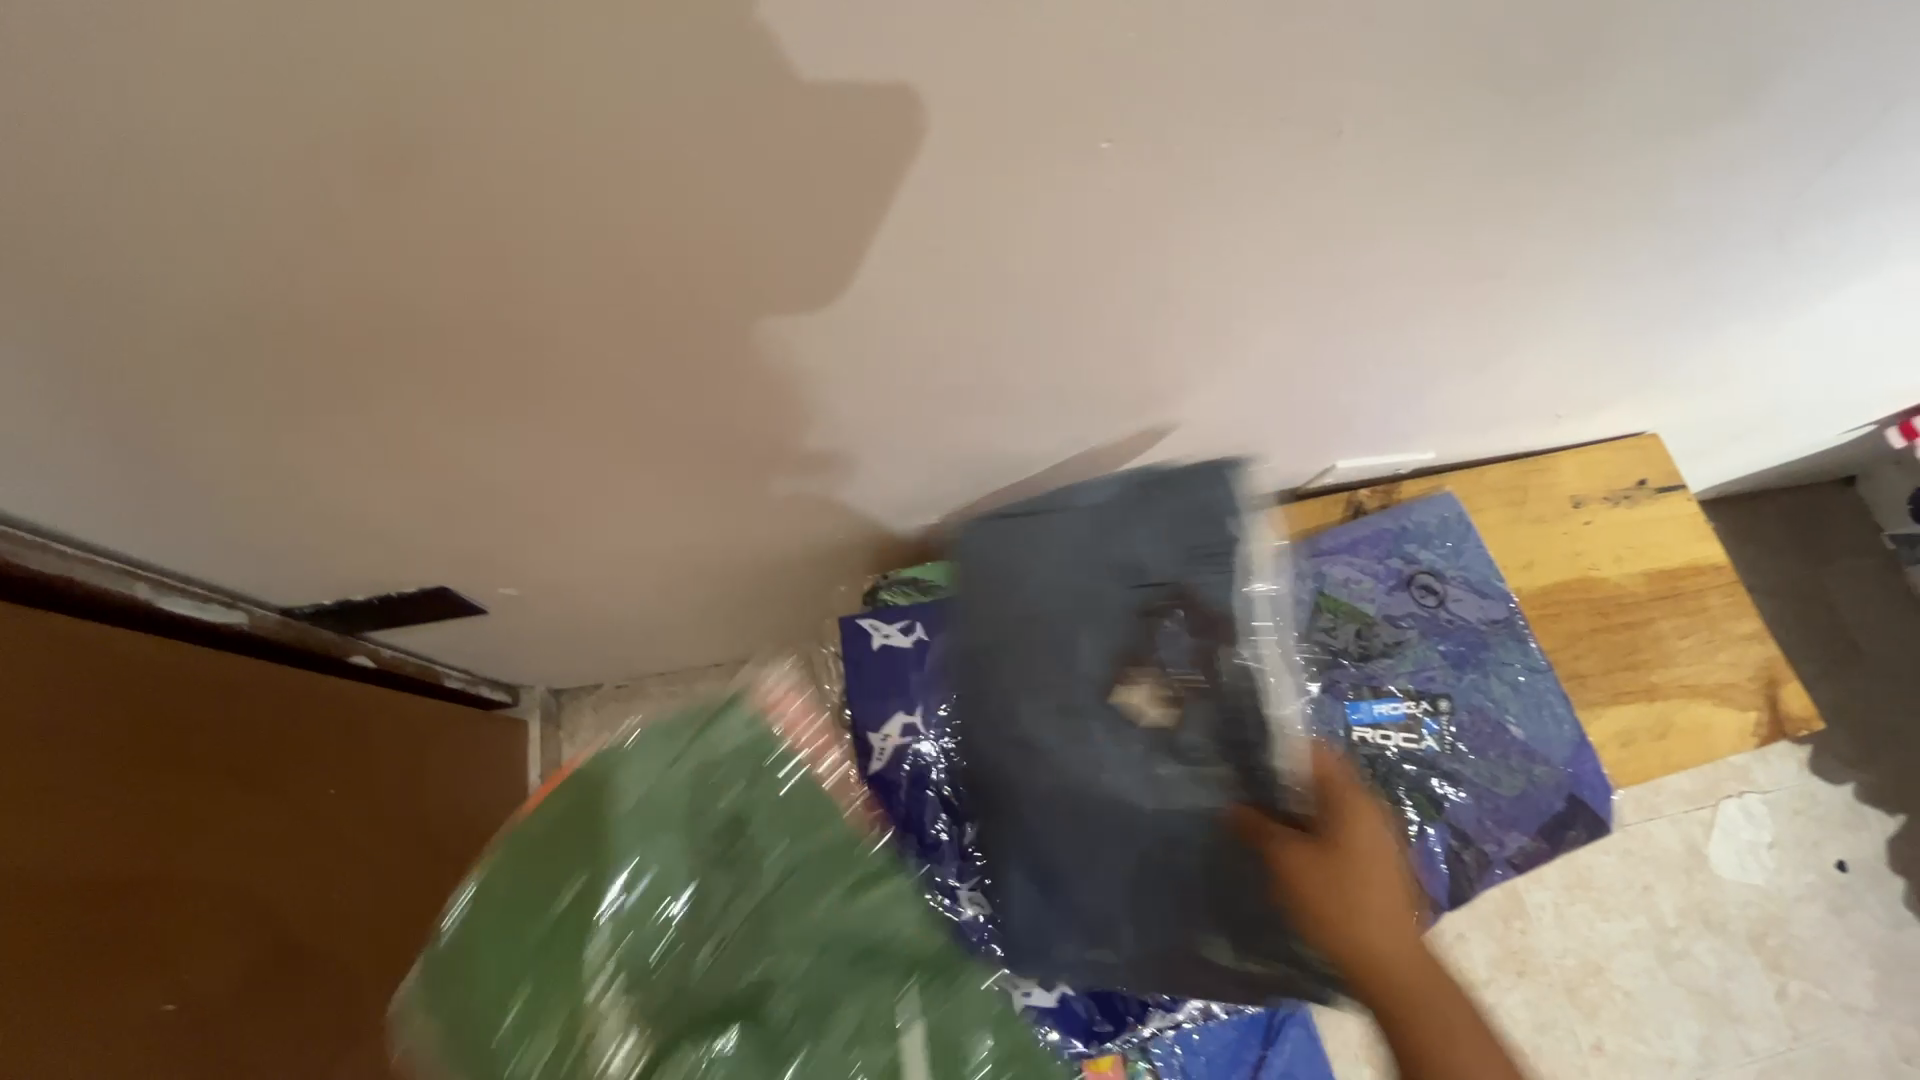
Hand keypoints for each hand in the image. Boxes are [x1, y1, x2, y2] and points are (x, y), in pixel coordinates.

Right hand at [1231, 743, 1429, 997]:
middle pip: (1322, 780)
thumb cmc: (1336, 902)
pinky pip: (1340, 832)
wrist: (1390, 967)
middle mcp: (1370, 809)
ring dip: (1298, 810)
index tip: (1249, 756)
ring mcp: (1379, 837)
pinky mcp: (1379, 864)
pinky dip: (1314, 832)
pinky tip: (1290, 851)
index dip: (1281, 748)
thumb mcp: (1285, 861)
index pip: (1315, 750)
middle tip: (1247, 789)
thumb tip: (1231, 807)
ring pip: (1330, 808)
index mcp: (1351, 797)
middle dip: (1284, 782)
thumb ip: (1256, 827)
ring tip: (1261, 819)